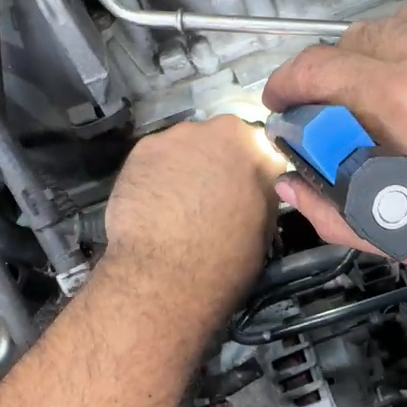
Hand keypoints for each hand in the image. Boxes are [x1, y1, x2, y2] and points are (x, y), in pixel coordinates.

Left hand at [100, 115, 284, 298]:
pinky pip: (156, 158)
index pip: (263, 152)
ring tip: (179, 204)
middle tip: (211, 198)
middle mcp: (221, 132)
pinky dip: (157, 175)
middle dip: (217, 164)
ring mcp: (179, 136)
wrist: (167, 274)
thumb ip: (260, 198)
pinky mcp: (143, 148)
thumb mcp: (263, 231)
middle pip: (221, 142)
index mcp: (260, 152)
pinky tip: (156, 204)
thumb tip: (252, 194)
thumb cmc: (225, 261)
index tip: (245, 191)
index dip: (253, 174)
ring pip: (186, 148)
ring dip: (186, 168)